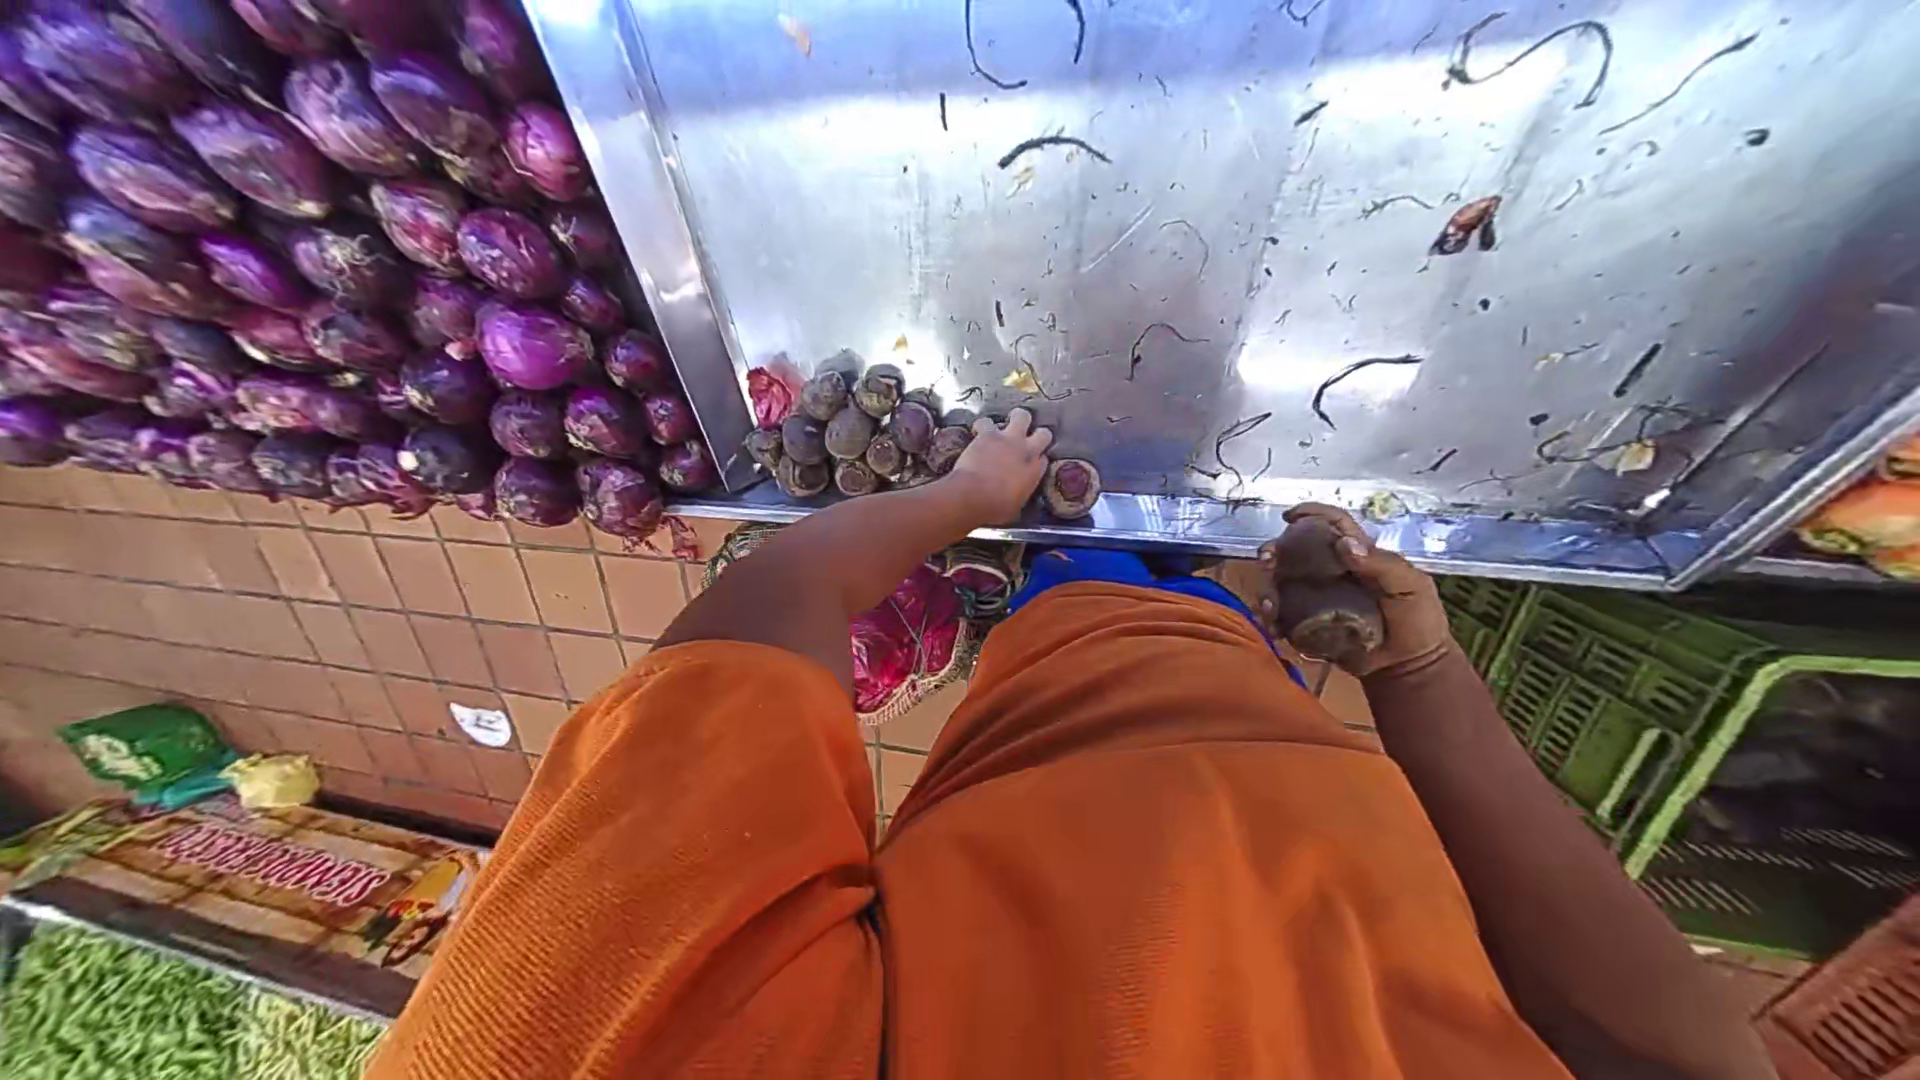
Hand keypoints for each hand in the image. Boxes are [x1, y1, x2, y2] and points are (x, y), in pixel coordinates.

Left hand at [941, 407, 1053, 523]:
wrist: (973, 495)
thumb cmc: (994, 508)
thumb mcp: (1015, 507)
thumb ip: (1020, 494)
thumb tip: (1016, 495)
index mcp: (1035, 472)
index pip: (1044, 459)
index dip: (1037, 459)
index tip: (1028, 463)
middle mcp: (1027, 451)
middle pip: (1044, 433)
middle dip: (1036, 434)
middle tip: (1025, 438)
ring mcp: (1008, 439)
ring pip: (1022, 415)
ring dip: (1014, 418)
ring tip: (1004, 427)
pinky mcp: (988, 434)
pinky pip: (987, 421)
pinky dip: (981, 426)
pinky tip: (977, 431)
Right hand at [1282, 503, 1456, 677]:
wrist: (1409, 666)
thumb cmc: (1417, 620)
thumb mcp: (1411, 587)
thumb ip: (1384, 564)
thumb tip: (1344, 544)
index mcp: (1356, 555)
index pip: (1332, 524)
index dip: (1311, 513)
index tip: (1290, 516)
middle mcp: (1328, 572)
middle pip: (1293, 552)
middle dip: (1273, 551)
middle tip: (1267, 560)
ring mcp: (1313, 597)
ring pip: (1279, 584)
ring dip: (1267, 589)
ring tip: (1270, 605)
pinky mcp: (1305, 623)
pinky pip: (1280, 617)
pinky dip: (1270, 620)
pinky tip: (1273, 628)